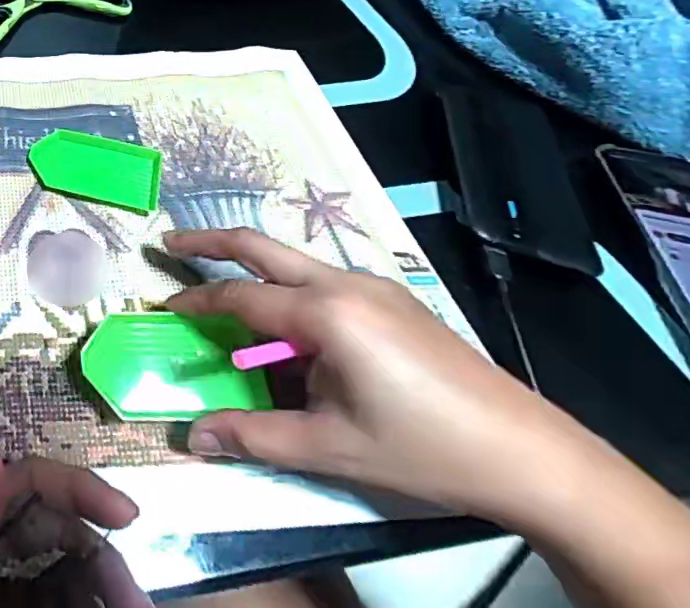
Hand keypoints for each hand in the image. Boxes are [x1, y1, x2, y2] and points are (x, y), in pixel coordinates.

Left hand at [0, 434, 151, 607]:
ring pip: (65, 577)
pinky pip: (54, 604)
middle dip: (101, 558)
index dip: (78, 487)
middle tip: (136, 603)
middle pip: (58, 532)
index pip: (28, 483)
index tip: (126, 515)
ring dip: (101, 590)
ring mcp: (0, 595)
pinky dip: (84, 606)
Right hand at [162, 228, 593, 523]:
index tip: (164, 306)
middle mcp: (344, 282)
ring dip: (252, 263)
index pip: (242, 297)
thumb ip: (255, 436)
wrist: (524, 448)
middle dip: (211, 240)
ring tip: (221, 279)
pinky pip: (324, 279)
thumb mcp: (331, 448)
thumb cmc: (422, 449)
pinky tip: (291, 322)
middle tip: (170, 240)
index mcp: (326, 314)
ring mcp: (373, 284)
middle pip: (263, 246)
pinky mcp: (392, 296)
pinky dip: (289, 286)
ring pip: (295, 260)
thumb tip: (192, 437)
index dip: (198, 302)